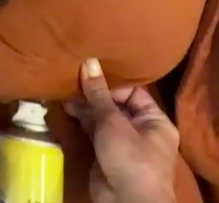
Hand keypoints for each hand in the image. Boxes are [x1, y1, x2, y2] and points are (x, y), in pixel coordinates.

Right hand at [71, 59, 178, 202]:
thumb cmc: (130, 158)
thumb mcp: (113, 122)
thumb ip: (98, 93)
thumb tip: (89, 60)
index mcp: (154, 121)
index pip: (132, 92)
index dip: (110, 83)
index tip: (88, 72)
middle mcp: (141, 130)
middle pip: (115, 103)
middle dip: (93, 94)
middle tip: (71, 80)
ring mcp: (123, 143)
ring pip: (102, 117)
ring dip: (84, 106)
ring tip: (64, 93)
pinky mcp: (106, 154)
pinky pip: (94, 131)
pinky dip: (82, 121)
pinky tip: (66, 109)